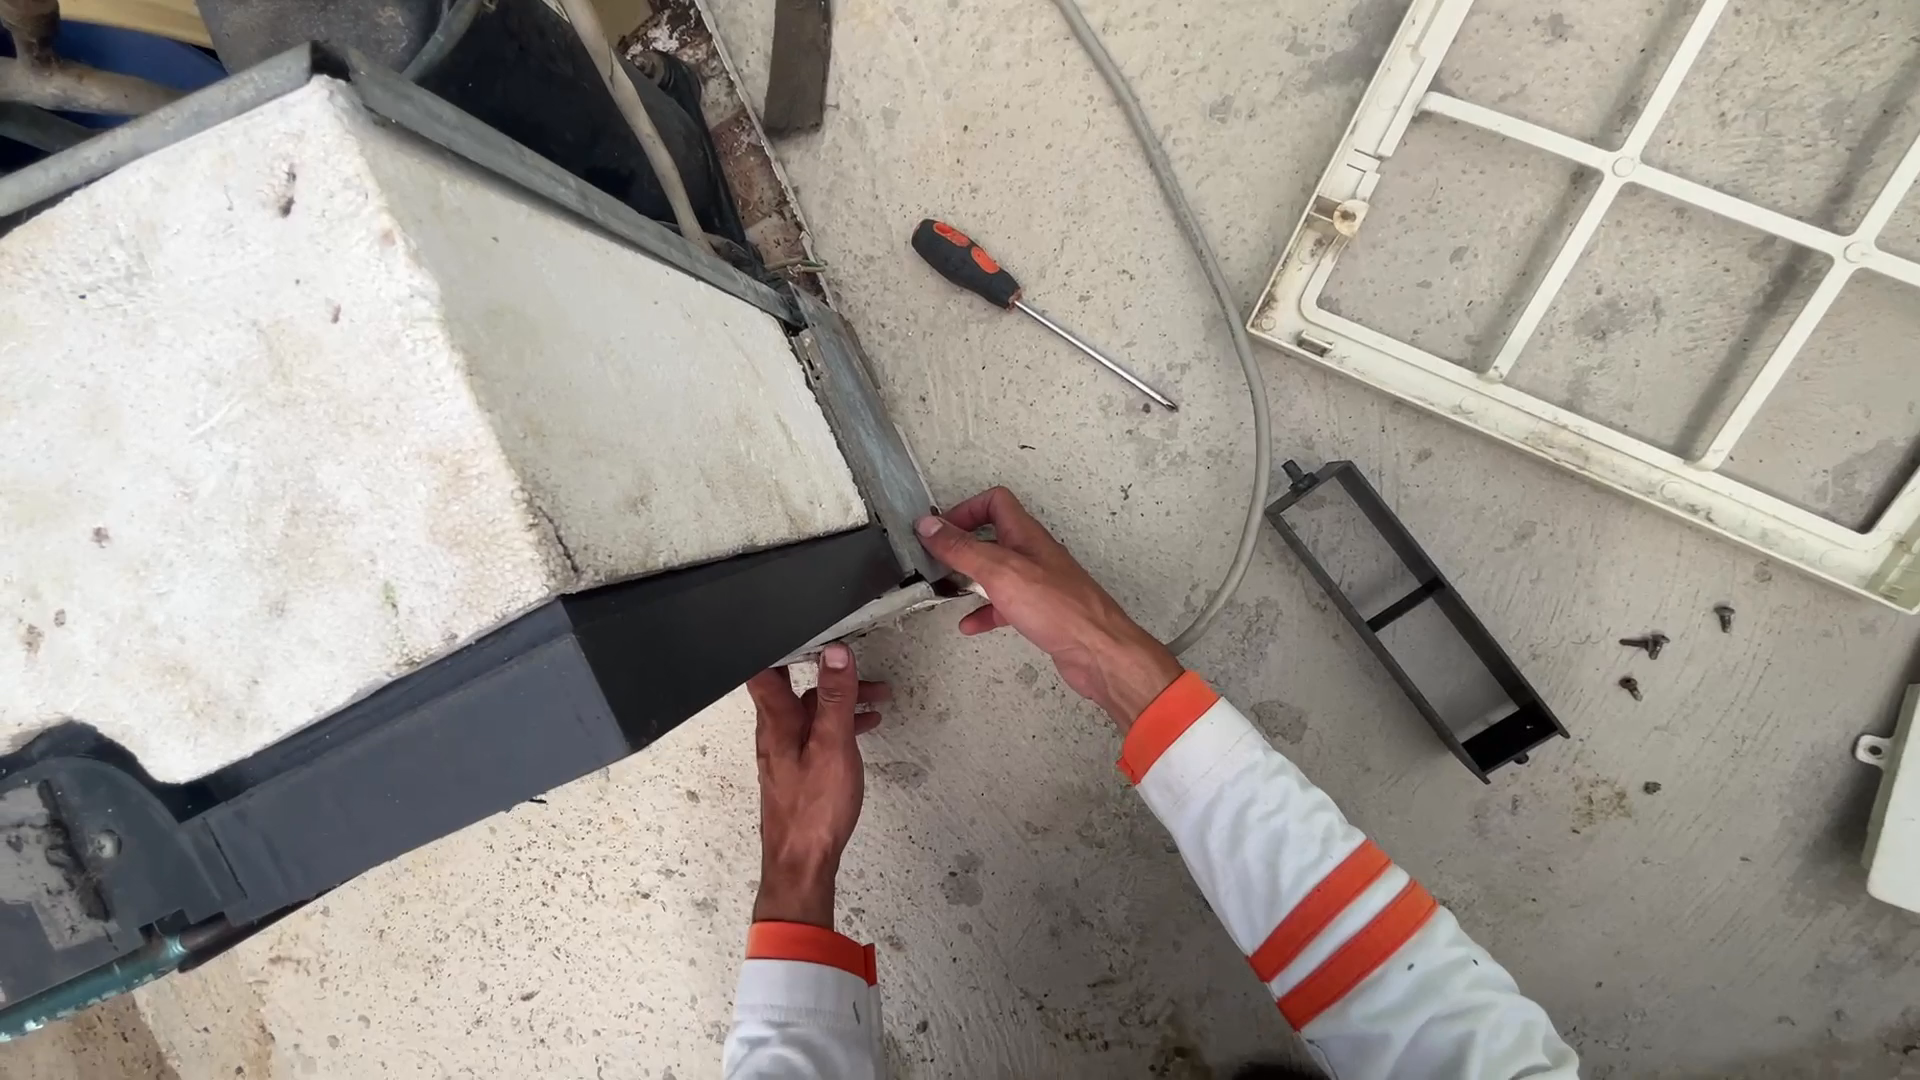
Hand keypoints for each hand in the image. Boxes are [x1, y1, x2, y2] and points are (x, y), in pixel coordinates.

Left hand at [744, 643, 888, 927]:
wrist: (803, 862)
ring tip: (876, 695)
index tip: (804, 627)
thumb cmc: (814, 808)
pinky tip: (865, 726)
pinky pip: (819, 732)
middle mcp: (775, 731)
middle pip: (793, 685)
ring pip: (811, 710)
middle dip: (823, 668)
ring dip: (840, 697)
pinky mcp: (800, 768)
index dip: (779, 644)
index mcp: (776, 720)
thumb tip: (835, 653)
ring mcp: (787, 750)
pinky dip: (841, 722)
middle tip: (850, 656)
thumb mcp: (832, 744)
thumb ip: (834, 697)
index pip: (765, 668)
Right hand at [915, 487, 1181, 730]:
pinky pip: (1004, 605)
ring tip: (946, 590)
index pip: (995, 502)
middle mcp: (1032, 554)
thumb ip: (962, 548)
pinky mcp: (1039, 612)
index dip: (966, 509)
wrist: (1097, 651)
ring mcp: (1037, 583)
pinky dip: (984, 612)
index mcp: (1025, 535)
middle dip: (962, 546)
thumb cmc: (1058, 608)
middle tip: (937, 559)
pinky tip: (971, 625)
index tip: (941, 530)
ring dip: (970, 580)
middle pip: (992, 536)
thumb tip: (930, 525)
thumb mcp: (1000, 571)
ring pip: (996, 573)